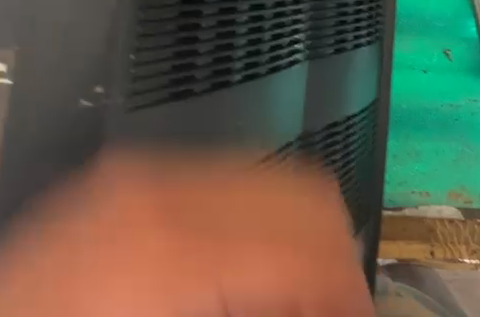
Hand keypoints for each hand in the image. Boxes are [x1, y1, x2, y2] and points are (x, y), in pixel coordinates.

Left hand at [0, 151, 374, 315]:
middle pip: (305, 194)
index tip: (358, 316)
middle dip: (331, 260)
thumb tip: (324, 303)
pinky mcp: (121, 185)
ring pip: (268, 181)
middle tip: (332, 309)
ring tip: (292, 301)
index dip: (349, 289)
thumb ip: (264, 304)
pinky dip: (254, 228)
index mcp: (177, 240)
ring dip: (295, 243)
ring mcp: (139, 175)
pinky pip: (224, 184)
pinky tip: (243, 280)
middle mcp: (165, 184)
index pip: (317, 233)